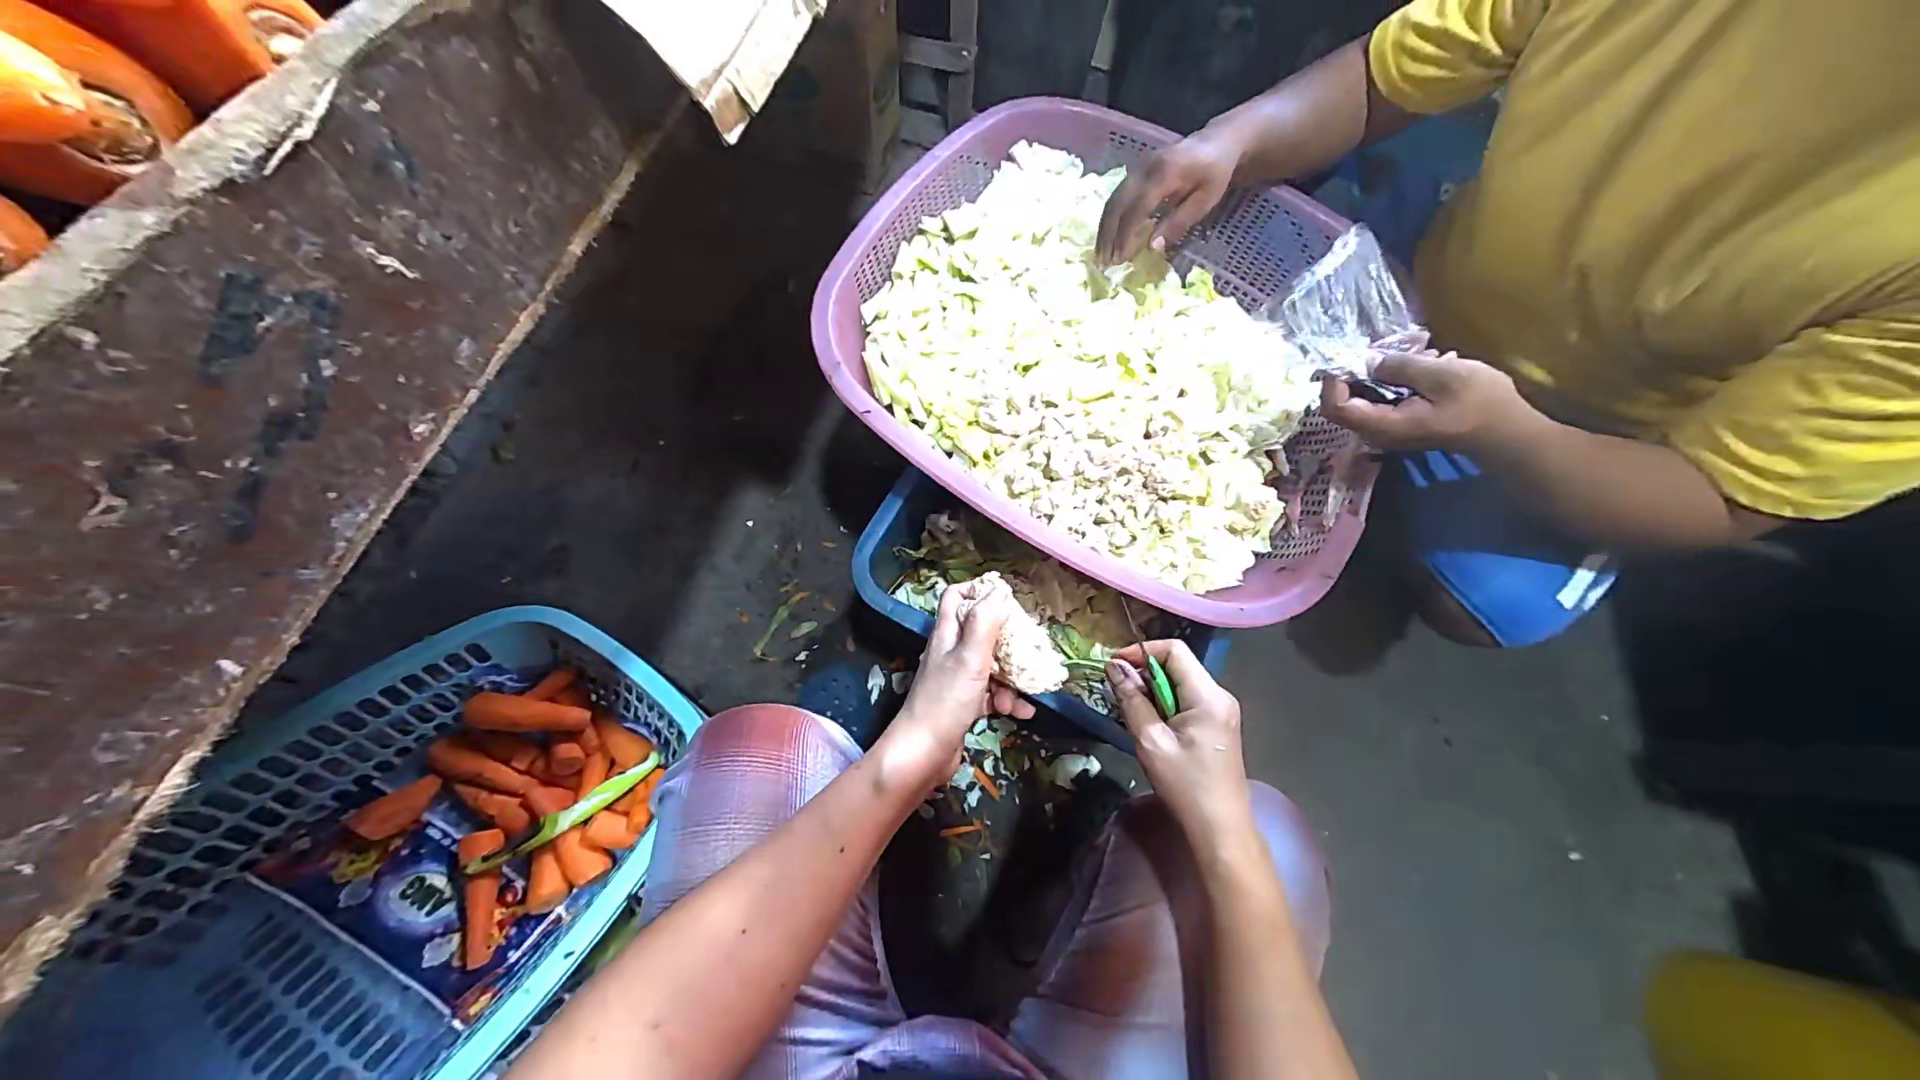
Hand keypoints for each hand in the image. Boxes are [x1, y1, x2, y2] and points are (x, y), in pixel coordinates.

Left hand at [880, 580, 1035, 788]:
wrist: (923, 754)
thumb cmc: (944, 702)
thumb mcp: (969, 658)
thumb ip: (985, 623)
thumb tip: (1000, 590)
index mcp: (946, 635)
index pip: (956, 597)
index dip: (977, 591)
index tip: (1006, 598)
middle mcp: (950, 652)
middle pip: (981, 632)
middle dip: (1007, 639)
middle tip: (1029, 646)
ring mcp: (957, 679)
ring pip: (991, 665)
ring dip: (1011, 677)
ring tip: (1025, 692)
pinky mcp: (964, 703)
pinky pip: (992, 693)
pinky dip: (1008, 699)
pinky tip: (1023, 711)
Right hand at [1096, 128, 1243, 263]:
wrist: (1217, 141)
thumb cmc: (1215, 173)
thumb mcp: (1205, 200)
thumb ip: (1179, 222)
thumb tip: (1152, 247)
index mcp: (1165, 173)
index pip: (1136, 208)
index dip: (1126, 235)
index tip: (1120, 258)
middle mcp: (1145, 168)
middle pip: (1117, 204)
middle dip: (1108, 235)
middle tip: (1104, 261)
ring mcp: (1138, 168)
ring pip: (1112, 200)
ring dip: (1104, 229)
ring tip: (1101, 254)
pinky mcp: (1135, 171)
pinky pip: (1116, 197)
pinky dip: (1109, 219)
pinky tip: (1107, 236)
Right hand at [1106, 641, 1254, 846]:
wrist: (1220, 829)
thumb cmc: (1185, 785)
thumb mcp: (1150, 741)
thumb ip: (1132, 699)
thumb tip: (1115, 666)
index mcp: (1208, 696)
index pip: (1174, 650)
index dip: (1141, 651)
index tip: (1114, 666)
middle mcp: (1220, 695)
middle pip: (1178, 664)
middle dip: (1144, 671)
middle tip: (1118, 690)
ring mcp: (1222, 710)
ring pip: (1181, 681)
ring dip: (1153, 688)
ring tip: (1132, 709)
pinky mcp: (1218, 724)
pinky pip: (1187, 698)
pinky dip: (1165, 702)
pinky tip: (1151, 723)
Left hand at [1318, 351, 1542, 453]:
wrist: (1507, 432)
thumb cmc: (1480, 403)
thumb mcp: (1442, 376)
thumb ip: (1400, 367)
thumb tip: (1366, 359)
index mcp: (1382, 425)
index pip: (1336, 407)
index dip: (1334, 381)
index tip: (1349, 355)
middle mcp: (1376, 432)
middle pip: (1344, 401)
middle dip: (1359, 370)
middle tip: (1386, 346)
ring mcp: (1386, 428)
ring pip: (1365, 396)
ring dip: (1381, 370)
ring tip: (1414, 347)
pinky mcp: (1398, 422)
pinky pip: (1382, 398)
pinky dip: (1394, 378)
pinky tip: (1423, 361)